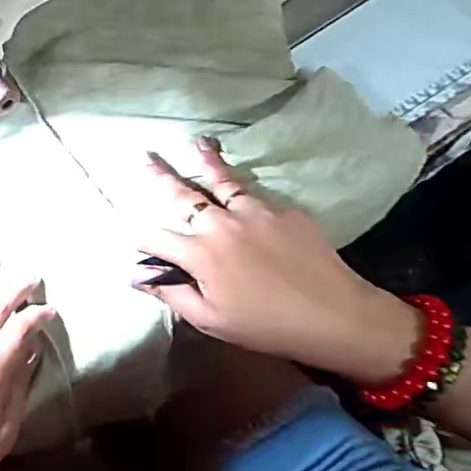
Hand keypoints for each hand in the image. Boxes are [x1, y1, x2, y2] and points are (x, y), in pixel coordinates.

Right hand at [133, 137, 420, 384]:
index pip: (157, 237)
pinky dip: (245, 196)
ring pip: (223, 181)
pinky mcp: (285, 211)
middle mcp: (222, 223)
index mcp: (200, 253)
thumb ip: (173, 294)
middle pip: (184, 195)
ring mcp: (256, 211)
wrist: (331, 314)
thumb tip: (139, 276)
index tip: (138, 240)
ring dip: (206, 162)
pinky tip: (245, 198)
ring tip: (197, 144)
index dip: (143, 239)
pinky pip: (257, 200)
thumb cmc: (264, 326)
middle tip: (148, 158)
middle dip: (161, 177)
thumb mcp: (210, 320)